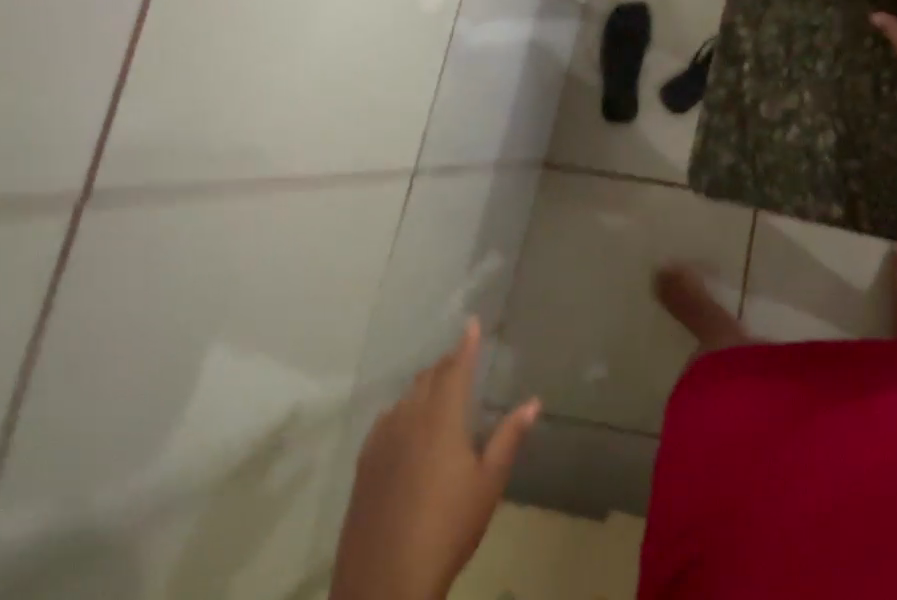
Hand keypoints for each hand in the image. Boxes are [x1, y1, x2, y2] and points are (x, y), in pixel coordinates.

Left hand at [330, 318, 539, 599]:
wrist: (385, 579)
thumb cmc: (449, 526)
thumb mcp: (489, 483)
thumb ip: (509, 438)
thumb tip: (533, 402)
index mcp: (441, 421)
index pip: (455, 371)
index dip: (466, 345)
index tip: (472, 322)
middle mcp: (408, 422)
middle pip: (427, 380)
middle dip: (446, 364)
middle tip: (462, 355)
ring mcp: (380, 444)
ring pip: (405, 399)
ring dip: (424, 386)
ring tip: (439, 386)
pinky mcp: (363, 466)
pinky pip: (386, 422)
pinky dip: (402, 410)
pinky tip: (407, 424)